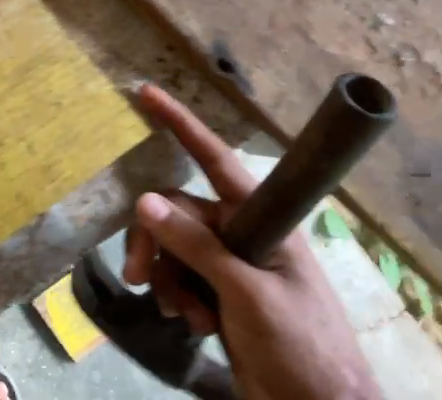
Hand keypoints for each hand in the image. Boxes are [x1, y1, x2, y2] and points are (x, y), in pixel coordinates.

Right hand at [123, 85, 381, 399]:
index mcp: (263, 222)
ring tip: (182, 315)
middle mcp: (244, 234)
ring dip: (168, 279)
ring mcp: (232, 266)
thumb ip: (196, 247)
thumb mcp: (249, 296)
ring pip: (172, 247)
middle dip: (155, 243)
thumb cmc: (303, 349)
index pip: (216, 161)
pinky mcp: (221, 295)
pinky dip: (176, 297)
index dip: (182, 125)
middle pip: (177, 213)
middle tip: (138, 276)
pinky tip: (192, 325)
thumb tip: (144, 200)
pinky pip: (178, 276)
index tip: (146, 93)